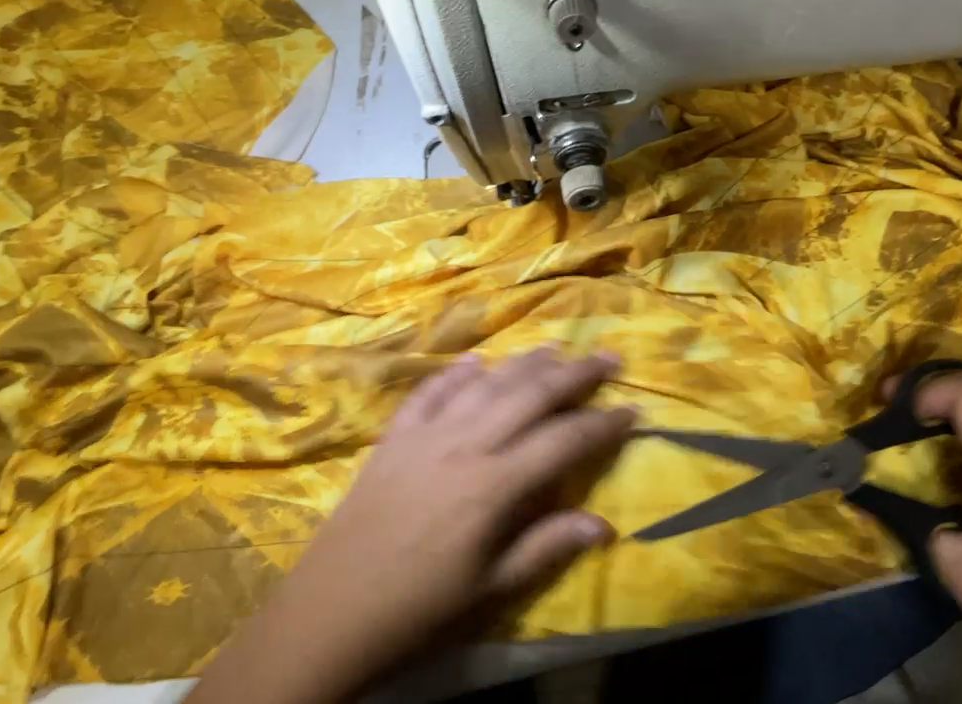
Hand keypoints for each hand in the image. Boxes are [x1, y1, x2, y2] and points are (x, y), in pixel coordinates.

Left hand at [190, 349, 634, 703]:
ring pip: (485, 383)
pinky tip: (476, 362)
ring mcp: (425, 435)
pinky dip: (456, 373)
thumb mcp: (490, 588)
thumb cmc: (419, 608)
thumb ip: (547, 546)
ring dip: (524, 363)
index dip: (602, 424)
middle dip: (575, 373)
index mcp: (493, 486)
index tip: (632, 410)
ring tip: (555, 348)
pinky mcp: (393, 438)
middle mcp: (465, 446)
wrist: (328, 614)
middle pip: (530, 394)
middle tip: (608, 357)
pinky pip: (429, 392)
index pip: (563, 441)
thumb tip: (605, 526)